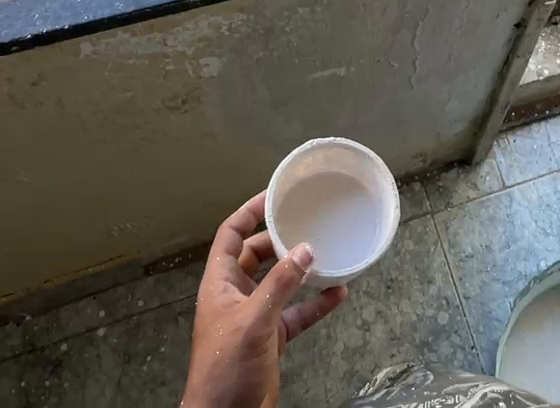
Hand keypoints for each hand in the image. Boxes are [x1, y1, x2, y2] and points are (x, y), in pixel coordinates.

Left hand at [181, 191, 347, 407]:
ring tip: (327, 252)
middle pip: (258, 254)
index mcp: (220, 282)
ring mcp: (255, 315)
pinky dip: (315, 303)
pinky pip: (296, 312)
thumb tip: (307, 248)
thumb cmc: (227, 365)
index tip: (275, 195)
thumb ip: (281, 284)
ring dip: (302, 270)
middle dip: (281, 239)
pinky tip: (339, 292)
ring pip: (280, 282)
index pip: (231, 234)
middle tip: (307, 222)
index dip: (249, 212)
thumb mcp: (254, 320)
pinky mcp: (272, 338)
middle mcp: (236, 293)